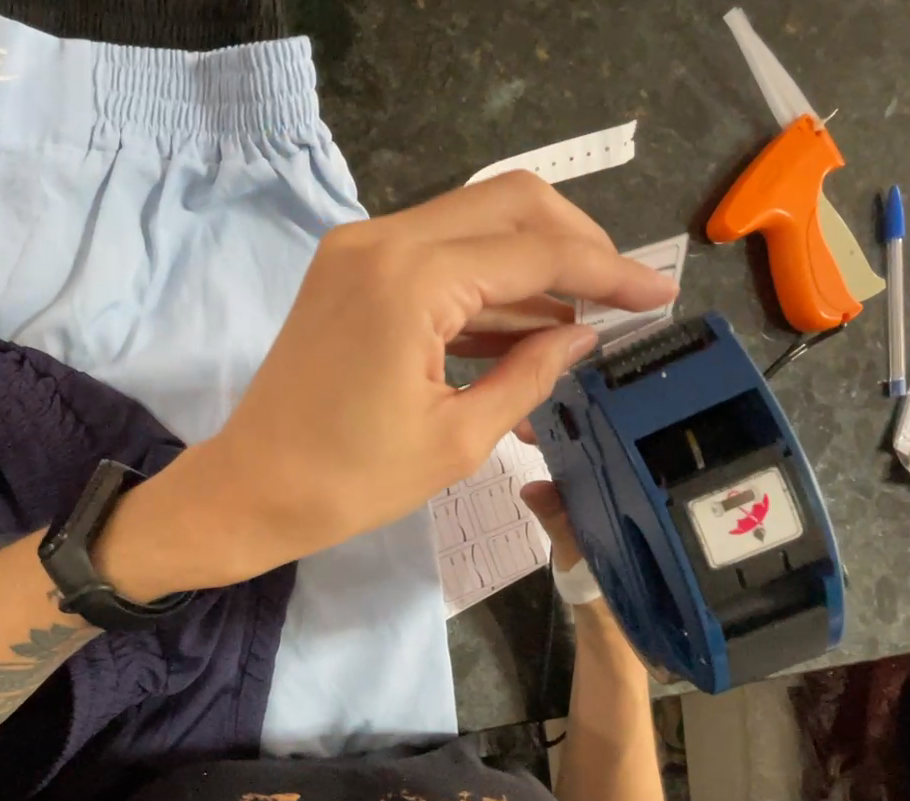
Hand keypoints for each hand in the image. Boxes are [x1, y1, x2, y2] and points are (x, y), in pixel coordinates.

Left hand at [108, 173, 677, 595]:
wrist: (250, 489)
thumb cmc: (348, 482)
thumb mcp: (456, 440)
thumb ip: (531, 375)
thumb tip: (583, 336)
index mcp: (413, 281)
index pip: (537, 250)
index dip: (608, 271)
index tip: (659, 296)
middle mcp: (383, 240)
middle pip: (507, 203)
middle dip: (574, 242)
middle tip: (616, 296)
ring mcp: (356, 249)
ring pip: (469, 222)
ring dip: (527, 262)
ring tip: (577, 320)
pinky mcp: (344, 269)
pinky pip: (431, 253)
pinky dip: (478, 281)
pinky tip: (518, 324)